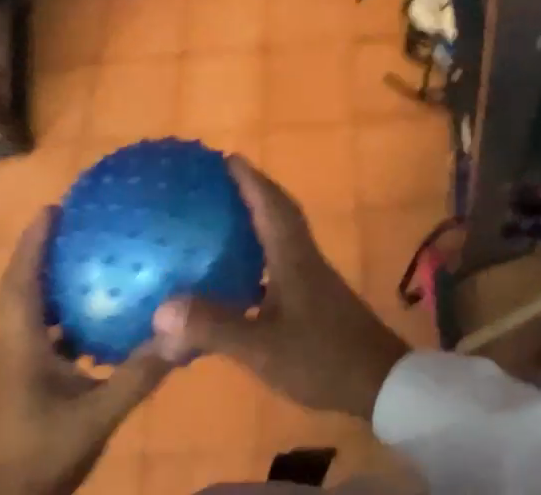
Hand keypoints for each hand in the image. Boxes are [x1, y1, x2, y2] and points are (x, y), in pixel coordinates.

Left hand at [0, 208, 170, 494]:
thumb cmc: (39, 456)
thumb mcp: (96, 416)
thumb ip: (139, 373)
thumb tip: (183, 332)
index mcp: (21, 347)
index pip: (22, 283)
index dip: (33, 243)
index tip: (53, 207)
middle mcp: (15, 349)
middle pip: (24, 289)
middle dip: (45, 253)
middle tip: (79, 222)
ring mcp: (20, 370)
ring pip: (35, 313)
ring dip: (57, 283)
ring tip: (94, 258)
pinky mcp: (29, 386)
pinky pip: (49, 336)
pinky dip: (71, 316)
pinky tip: (105, 318)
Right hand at [151, 159, 410, 419]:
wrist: (377, 382)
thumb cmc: (322, 357)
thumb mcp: (262, 348)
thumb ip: (214, 328)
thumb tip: (162, 309)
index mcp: (293, 258)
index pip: (271, 206)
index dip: (251, 180)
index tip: (228, 158)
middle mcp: (304, 259)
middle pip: (279, 214)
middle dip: (253, 193)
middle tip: (220, 183)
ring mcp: (312, 279)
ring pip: (282, 237)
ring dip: (258, 222)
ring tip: (223, 220)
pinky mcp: (315, 299)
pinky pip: (281, 262)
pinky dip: (260, 256)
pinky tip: (240, 276)